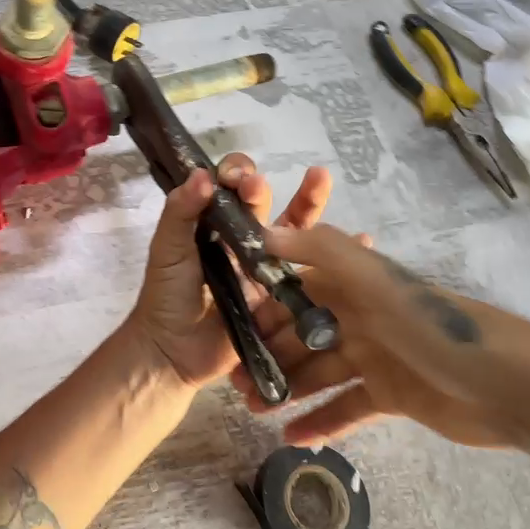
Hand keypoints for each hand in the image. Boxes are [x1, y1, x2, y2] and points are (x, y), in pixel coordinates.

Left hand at [128, 154, 334, 391]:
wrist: (173, 353)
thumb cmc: (167, 296)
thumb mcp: (168, 249)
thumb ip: (179, 213)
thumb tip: (201, 174)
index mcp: (213, 226)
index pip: (229, 189)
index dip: (236, 175)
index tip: (236, 177)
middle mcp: (241, 242)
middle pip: (263, 205)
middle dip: (266, 187)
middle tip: (259, 183)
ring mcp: (263, 270)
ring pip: (292, 232)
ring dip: (310, 205)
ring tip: (323, 179)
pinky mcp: (281, 299)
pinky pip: (311, 275)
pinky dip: (336, 257)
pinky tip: (363, 239)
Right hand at [235, 223, 515, 447]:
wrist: (507, 384)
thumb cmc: (433, 328)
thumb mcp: (376, 280)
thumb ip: (322, 250)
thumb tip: (264, 233)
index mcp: (354, 285)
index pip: (296, 291)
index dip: (263, 308)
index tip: (230, 330)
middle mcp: (361, 317)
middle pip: (302, 335)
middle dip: (268, 355)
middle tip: (234, 384)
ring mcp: (376, 357)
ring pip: (318, 373)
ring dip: (287, 389)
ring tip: (252, 410)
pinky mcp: (392, 396)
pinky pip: (347, 408)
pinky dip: (321, 421)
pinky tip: (291, 439)